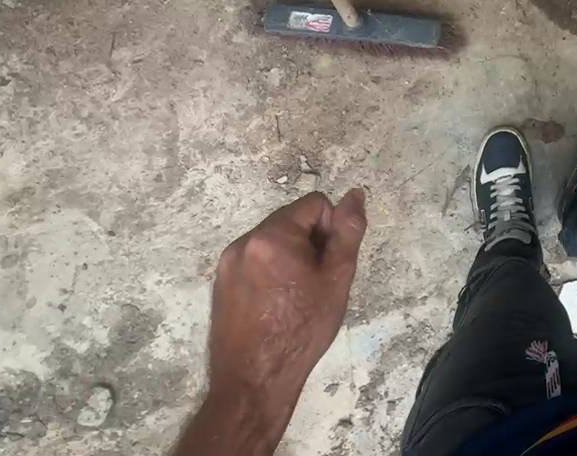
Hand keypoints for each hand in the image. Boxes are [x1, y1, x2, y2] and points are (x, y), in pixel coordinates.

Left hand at [201, 191, 367, 440]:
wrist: (254, 383)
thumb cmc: (302, 329)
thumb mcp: (337, 277)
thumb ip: (348, 231)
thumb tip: (355, 194)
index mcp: (272, 237)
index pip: (315, 204)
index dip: (331, 228)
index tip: (329, 262)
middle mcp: (243, 243)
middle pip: (292, 219)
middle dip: (311, 240)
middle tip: (317, 279)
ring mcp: (227, 264)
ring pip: (274, 238)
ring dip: (292, 254)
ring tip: (298, 292)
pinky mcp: (220, 282)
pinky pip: (256, 257)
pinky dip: (272, 268)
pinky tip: (278, 300)